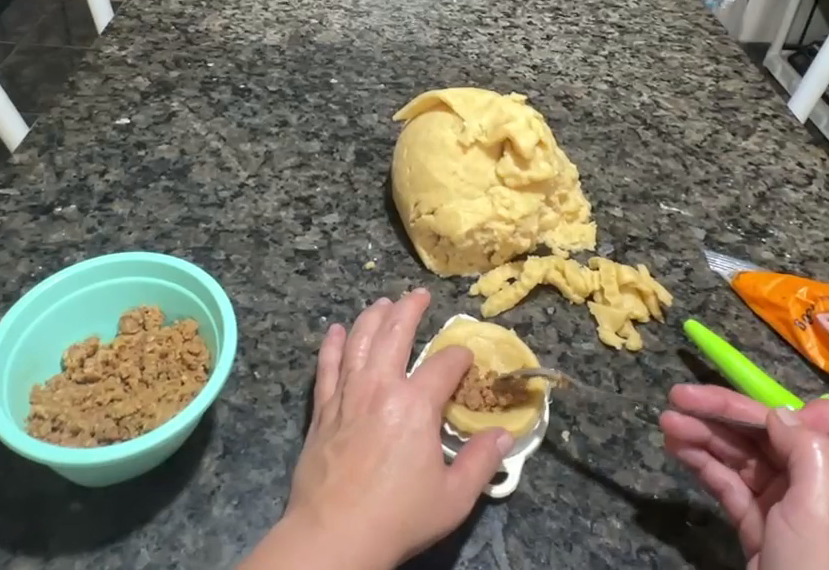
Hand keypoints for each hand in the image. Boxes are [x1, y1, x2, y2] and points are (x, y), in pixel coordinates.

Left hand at [241, 290, 510, 569]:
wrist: (335, 534)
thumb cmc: (399, 516)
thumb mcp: (453, 497)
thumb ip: (481, 462)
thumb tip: (505, 435)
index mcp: (416, 404)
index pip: (444, 364)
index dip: (459, 356)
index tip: (466, 357)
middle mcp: (380, 386)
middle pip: (395, 332)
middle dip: (410, 308)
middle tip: (419, 295)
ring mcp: (347, 393)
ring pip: (359, 340)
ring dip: (373, 316)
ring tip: (383, 303)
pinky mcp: (322, 408)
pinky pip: (326, 365)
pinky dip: (332, 344)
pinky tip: (336, 330)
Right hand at [660, 384, 828, 569]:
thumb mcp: (825, 512)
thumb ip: (808, 451)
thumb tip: (781, 416)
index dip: (816, 415)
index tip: (774, 414)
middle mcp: (823, 494)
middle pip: (778, 437)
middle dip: (729, 413)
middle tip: (680, 397)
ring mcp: (789, 515)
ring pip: (747, 459)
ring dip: (707, 436)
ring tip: (666, 424)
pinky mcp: (759, 534)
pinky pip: (730, 486)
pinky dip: (704, 465)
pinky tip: (678, 450)